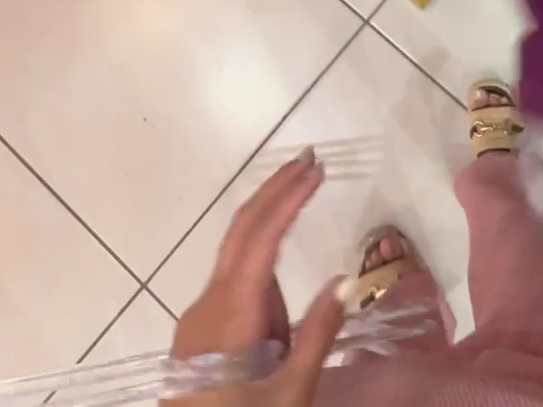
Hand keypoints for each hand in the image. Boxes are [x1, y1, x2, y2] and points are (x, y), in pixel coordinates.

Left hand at [168, 148, 345, 404]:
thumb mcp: (291, 394)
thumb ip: (317, 335)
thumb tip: (345, 281)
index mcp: (230, 314)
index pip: (260, 238)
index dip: (288, 198)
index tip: (315, 169)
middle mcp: (207, 303)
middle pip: (241, 230)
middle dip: (275, 189)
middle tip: (310, 159)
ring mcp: (198, 316)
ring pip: (237, 259)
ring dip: (269, 230)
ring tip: (299, 235)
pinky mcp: (198, 330)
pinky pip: (232, 285)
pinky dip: (259, 267)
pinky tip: (274, 296)